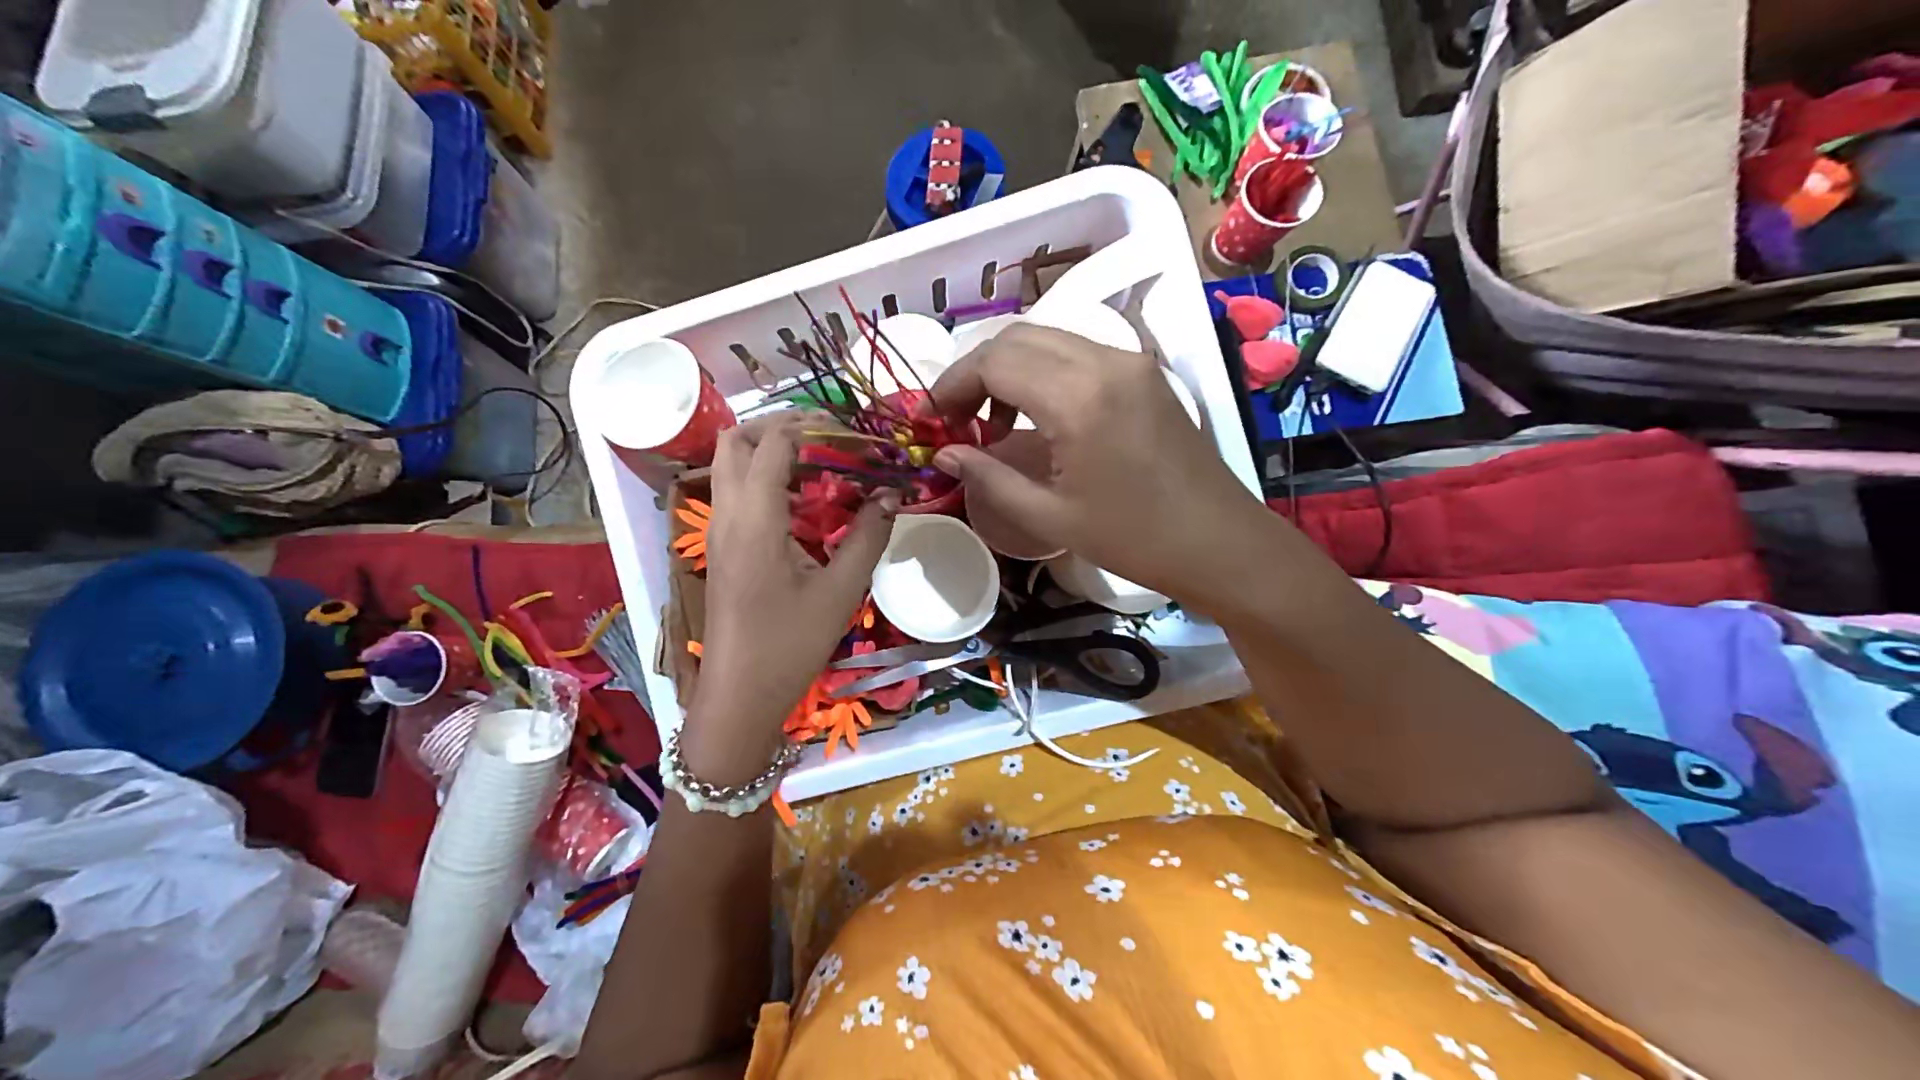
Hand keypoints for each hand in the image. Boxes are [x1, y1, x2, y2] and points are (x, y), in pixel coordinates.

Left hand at [686, 414, 896, 775]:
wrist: (740, 694)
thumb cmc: (791, 643)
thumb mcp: (841, 589)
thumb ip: (869, 536)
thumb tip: (891, 495)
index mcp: (755, 519)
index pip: (774, 442)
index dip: (813, 426)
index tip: (854, 435)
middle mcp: (727, 514)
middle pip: (736, 441)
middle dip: (779, 426)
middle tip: (827, 436)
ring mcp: (718, 531)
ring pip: (731, 465)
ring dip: (770, 452)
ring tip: (821, 464)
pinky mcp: (721, 548)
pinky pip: (736, 493)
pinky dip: (766, 480)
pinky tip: (805, 504)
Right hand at [928, 323, 1268, 607]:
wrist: (1217, 542)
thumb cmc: (1132, 538)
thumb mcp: (1049, 517)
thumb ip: (989, 477)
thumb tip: (946, 452)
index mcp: (1078, 398)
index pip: (994, 361)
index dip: (952, 385)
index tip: (933, 419)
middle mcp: (1104, 361)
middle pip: (1017, 337)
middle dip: (976, 372)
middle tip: (958, 420)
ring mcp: (1130, 361)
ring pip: (1047, 338)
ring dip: (1009, 369)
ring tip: (994, 422)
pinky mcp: (1144, 371)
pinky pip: (1078, 352)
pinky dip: (1043, 371)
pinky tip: (1037, 414)